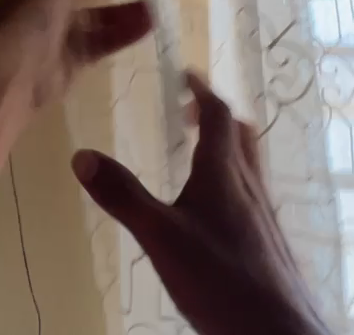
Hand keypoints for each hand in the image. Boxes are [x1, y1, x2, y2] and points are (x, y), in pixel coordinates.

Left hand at [0, 0, 152, 108]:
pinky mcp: (68, 63)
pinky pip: (99, 46)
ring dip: (120, 14)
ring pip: (91, 22)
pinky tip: (147, 27)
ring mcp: (53, 35)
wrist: (23, 60)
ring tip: (151, 9)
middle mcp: (39, 3)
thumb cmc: (35, 1)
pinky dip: (122, 36)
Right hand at [72, 73, 328, 334]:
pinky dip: (234, 184)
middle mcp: (249, 185)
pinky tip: (218, 214)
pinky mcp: (272, 245)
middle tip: (191, 114)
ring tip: (201, 158)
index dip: (201, 91)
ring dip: (228, 148)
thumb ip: (122, 196)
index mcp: (223, 172)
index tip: (186, 75)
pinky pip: (254, 196)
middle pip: (241, 134)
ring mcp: (266, 216)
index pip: (218, 115)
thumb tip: (81, 155)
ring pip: (251, 165)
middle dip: (217, 117)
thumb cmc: (220, 278)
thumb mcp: (160, 237)